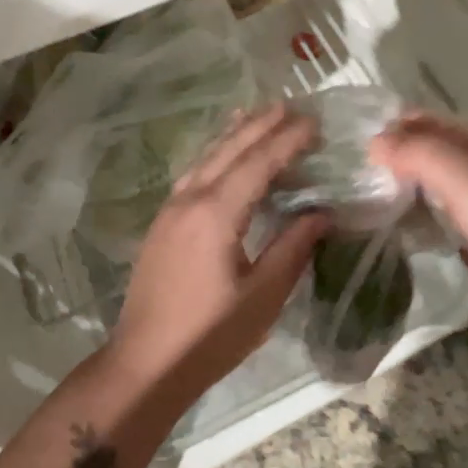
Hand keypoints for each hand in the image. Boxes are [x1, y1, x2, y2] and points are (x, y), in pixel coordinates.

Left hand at [109, 106, 330, 393]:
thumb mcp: (263, 296)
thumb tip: (321, 213)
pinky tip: (221, 155)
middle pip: (229, 149)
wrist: (146, 361)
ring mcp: (171, 208)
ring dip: (234, 134)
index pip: (258, 162)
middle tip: (290, 105)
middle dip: (260, 125)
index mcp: (216, 212)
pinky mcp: (163, 222)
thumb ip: (292, 249)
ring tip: (257, 115)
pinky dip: (214, 153)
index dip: (287, 140)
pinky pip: (193, 172)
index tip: (314, 122)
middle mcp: (190, 198)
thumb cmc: (210, 334)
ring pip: (207, 156)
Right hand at [371, 112, 467, 330]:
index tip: (351, 140)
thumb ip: (421, 155)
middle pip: (422, 150)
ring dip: (393, 185)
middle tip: (346, 169)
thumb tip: (372, 142)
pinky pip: (427, 214)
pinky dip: (405, 213)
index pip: (426, 121)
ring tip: (353, 193)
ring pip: (422, 183)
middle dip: (389, 155)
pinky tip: (380, 221)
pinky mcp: (465, 236)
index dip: (391, 125)